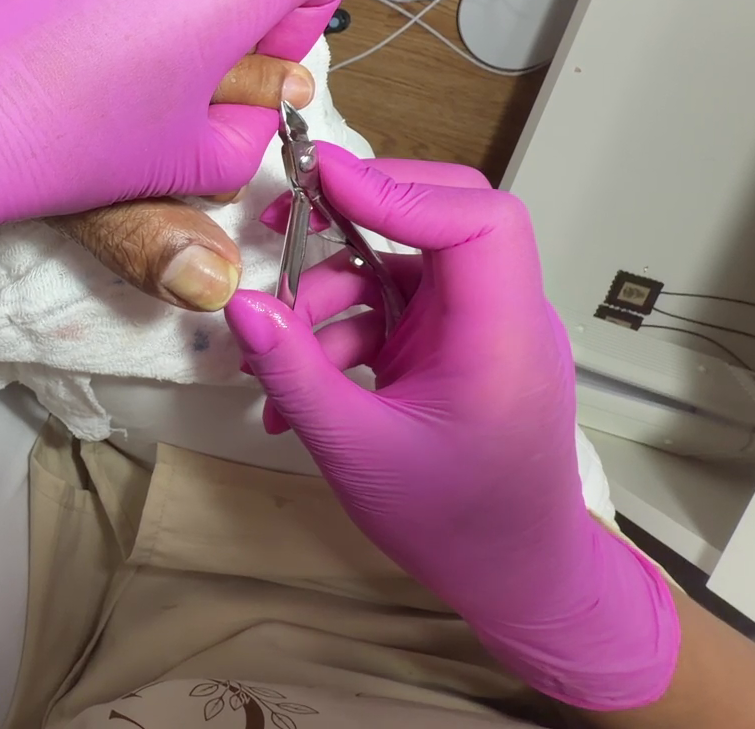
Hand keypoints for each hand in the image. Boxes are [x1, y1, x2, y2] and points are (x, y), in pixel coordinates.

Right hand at [224, 145, 679, 710]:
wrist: (514, 578)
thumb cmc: (453, 522)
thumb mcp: (354, 449)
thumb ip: (294, 371)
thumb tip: (240, 301)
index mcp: (499, 337)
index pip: (475, 223)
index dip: (395, 188)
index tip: (316, 175)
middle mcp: (495, 315)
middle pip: (438, 215)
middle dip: (351, 212)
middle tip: (279, 224)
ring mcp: (470, 326)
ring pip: (391, 263)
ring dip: (321, 295)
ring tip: (275, 356)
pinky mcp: (444, 342)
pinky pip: (379, 306)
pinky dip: (330, 331)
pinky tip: (296, 385)